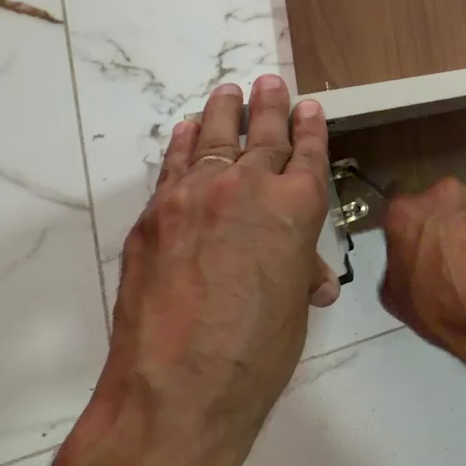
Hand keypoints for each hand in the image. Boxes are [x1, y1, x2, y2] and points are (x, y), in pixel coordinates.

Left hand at [48, 75, 339, 465]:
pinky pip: (175, 167)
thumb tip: (307, 280)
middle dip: (270, 105)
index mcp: (299, 205)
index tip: (309, 105)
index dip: (310, 126)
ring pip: (216, 140)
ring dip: (225, 113)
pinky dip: (185, 144)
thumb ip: (299, 270)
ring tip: (229, 91)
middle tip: (270, 81)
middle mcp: (252, 187)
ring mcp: (198, 197)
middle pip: (264, 134)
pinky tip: (188, 130)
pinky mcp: (155, 216)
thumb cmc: (261, 345)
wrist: (181, 383)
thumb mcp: (294, 300)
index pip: (308, 151)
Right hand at [379, 178, 465, 392]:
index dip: (406, 233)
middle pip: (435, 204)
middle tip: (445, 253)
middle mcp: (442, 193)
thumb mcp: (394, 294)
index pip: (399, 213)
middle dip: (438, 223)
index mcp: (406, 212)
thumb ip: (395, 260)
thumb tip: (407, 253)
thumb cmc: (440, 306)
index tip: (413, 249)